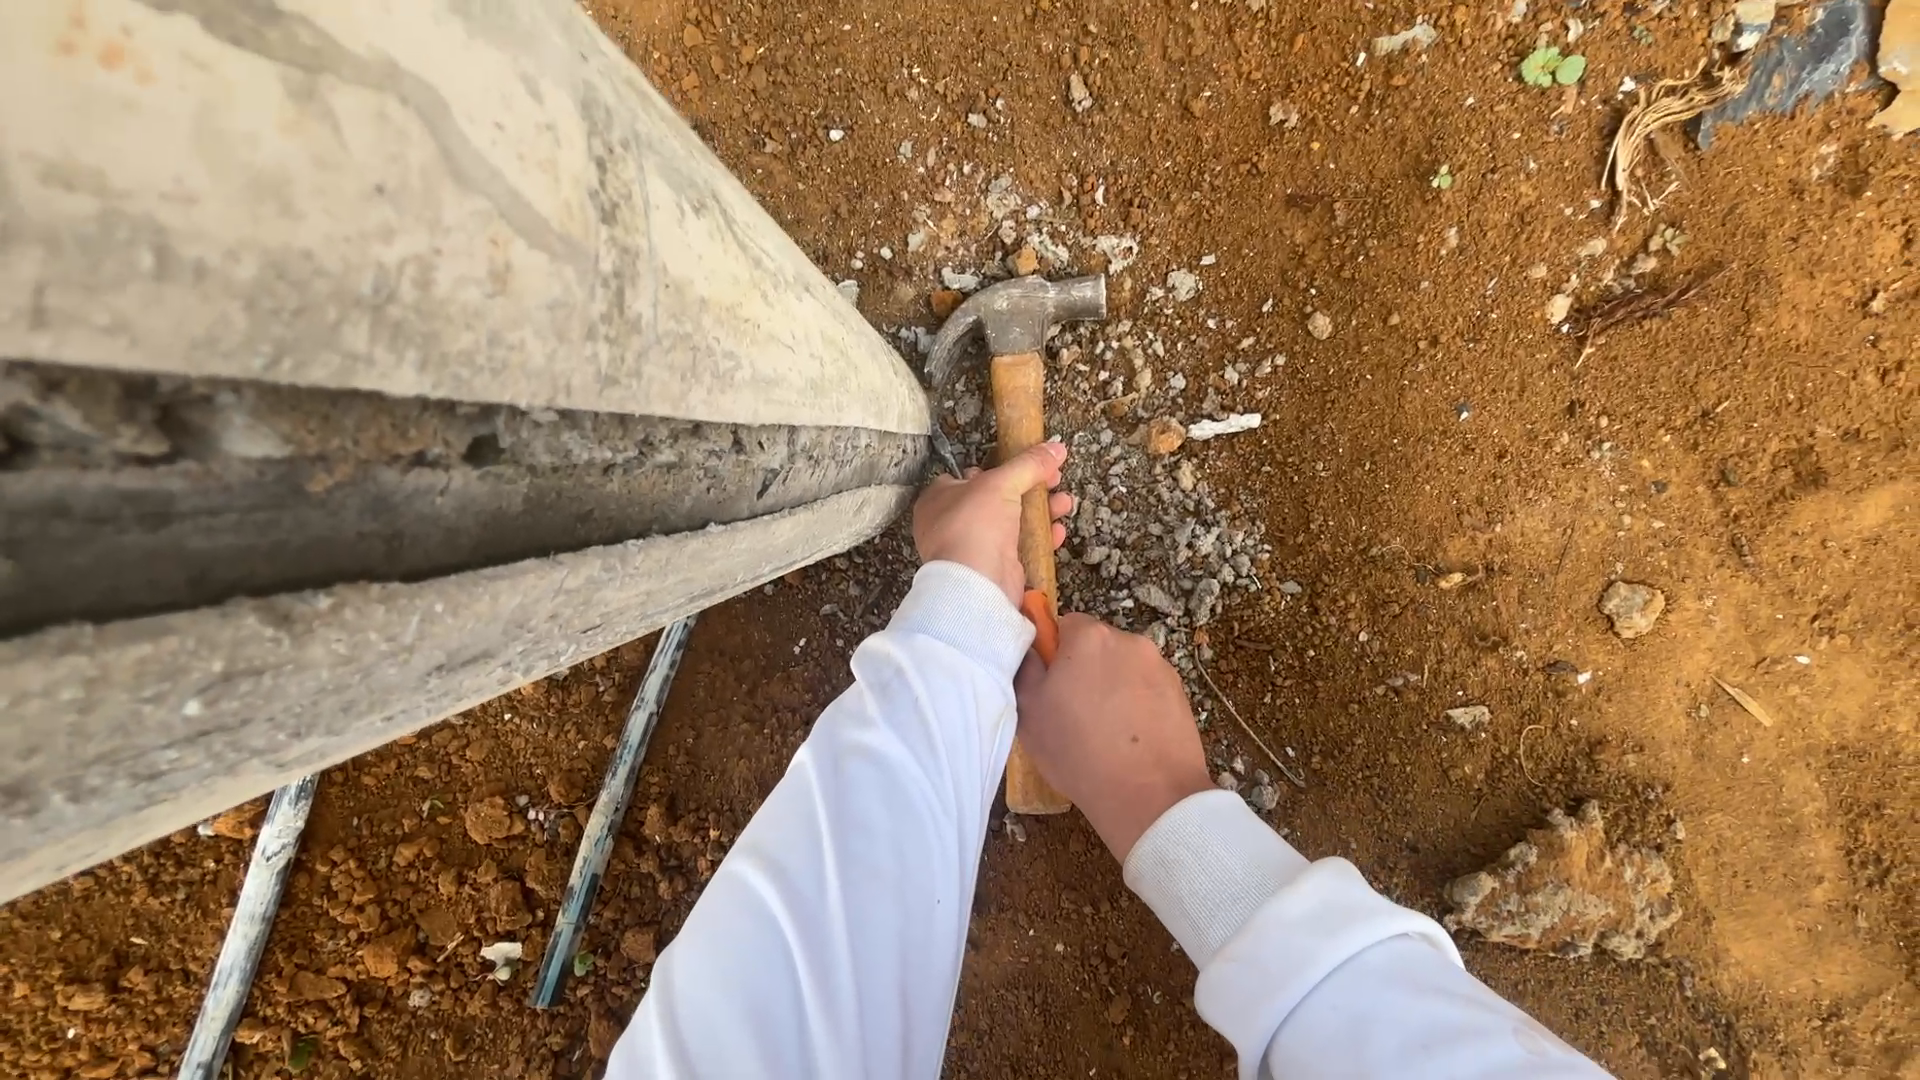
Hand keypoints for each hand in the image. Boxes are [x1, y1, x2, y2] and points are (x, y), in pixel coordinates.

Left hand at [911, 442, 1072, 605]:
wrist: (976, 584)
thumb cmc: (973, 527)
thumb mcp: (1001, 483)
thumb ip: (1029, 464)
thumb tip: (1055, 448)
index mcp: (940, 498)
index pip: (969, 476)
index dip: (999, 469)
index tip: (1027, 463)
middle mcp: (952, 524)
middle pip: (997, 499)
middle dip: (1030, 489)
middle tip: (1053, 479)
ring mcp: (973, 548)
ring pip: (1011, 524)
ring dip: (1040, 512)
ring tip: (1064, 503)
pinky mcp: (993, 568)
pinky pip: (1019, 548)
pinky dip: (1039, 539)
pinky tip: (1057, 532)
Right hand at [1014, 615, 1212, 861]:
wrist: (1149, 796)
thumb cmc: (1078, 750)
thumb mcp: (1029, 711)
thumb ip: (1025, 667)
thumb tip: (1030, 647)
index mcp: (1089, 637)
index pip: (1064, 624)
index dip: (1054, 655)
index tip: (1052, 688)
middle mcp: (1129, 640)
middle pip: (1097, 646)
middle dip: (1085, 669)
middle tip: (1074, 713)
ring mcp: (1160, 666)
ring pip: (1123, 668)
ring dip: (1113, 686)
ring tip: (1106, 731)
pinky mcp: (1181, 693)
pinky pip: (1147, 689)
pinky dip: (1137, 704)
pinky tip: (1131, 739)